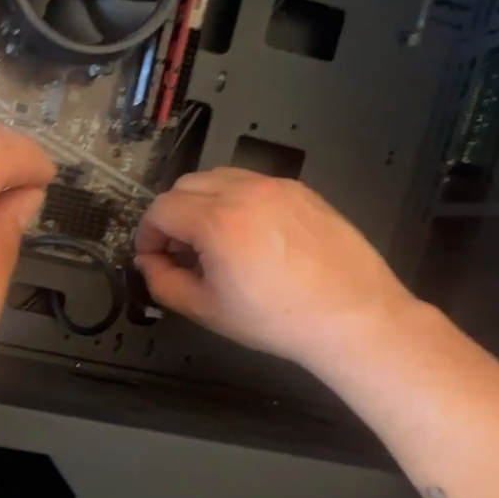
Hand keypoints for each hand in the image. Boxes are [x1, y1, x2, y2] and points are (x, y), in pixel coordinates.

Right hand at [134, 168, 418, 367]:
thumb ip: (163, 282)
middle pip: (186, 186)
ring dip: (202, 204)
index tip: (151, 259)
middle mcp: (245, 192)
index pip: (160, 209)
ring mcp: (277, 187)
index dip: (147, 235)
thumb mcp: (205, 309)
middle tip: (178, 252)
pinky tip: (247, 238)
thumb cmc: (276, 319)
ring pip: (219, 178)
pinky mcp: (302, 191)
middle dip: (172, 216)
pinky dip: (235, 201)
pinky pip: (253, 184)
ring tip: (212, 243)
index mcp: (217, 220)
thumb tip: (148, 263)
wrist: (351, 316)